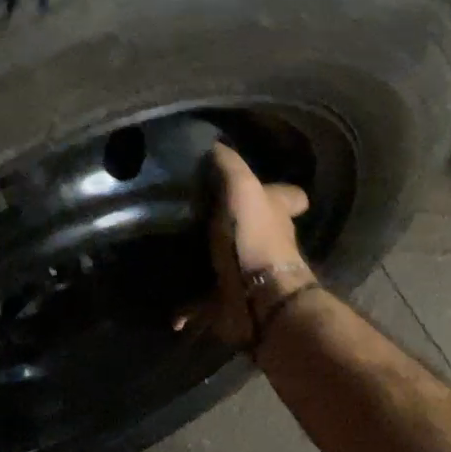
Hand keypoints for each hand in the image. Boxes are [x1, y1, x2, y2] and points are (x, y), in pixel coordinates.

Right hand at [180, 142, 315, 346]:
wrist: (256, 300)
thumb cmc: (253, 238)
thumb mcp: (242, 189)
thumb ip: (229, 166)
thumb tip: (214, 144)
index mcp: (275, 215)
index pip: (288, 196)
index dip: (277, 191)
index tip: (258, 185)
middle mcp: (266, 244)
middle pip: (254, 230)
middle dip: (232, 226)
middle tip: (195, 215)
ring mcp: (248, 275)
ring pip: (226, 264)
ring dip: (205, 263)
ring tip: (169, 253)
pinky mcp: (228, 303)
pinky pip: (200, 304)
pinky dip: (183, 307)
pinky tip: (162, 300)